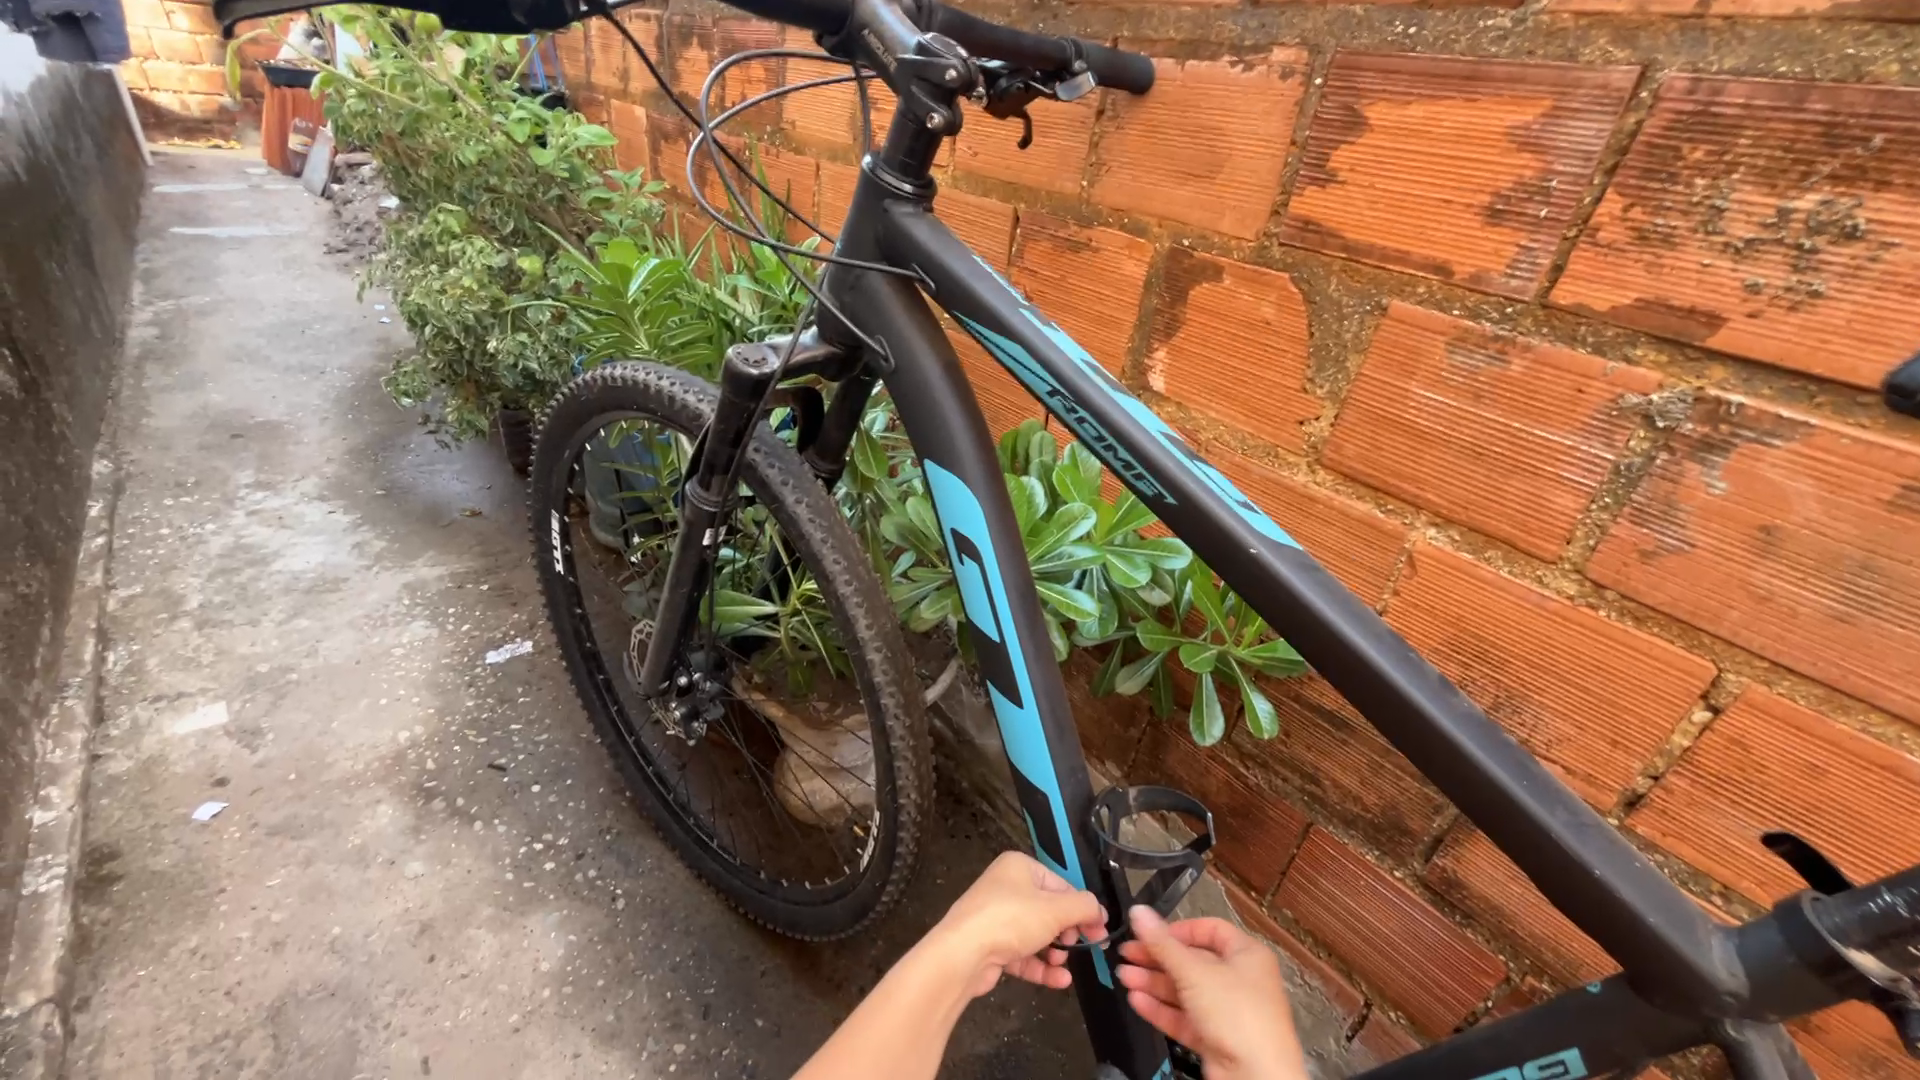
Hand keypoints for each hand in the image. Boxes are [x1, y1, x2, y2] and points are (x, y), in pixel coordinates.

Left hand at [927, 851, 1108, 998]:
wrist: (963, 953)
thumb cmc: (1011, 920)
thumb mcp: (1055, 909)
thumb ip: (1083, 906)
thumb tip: (1099, 910)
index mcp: (1020, 867)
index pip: (1061, 884)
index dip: (1082, 907)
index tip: (1100, 930)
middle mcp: (1006, 887)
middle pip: (1049, 909)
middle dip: (1068, 931)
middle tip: (1085, 946)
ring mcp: (996, 917)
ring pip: (1036, 934)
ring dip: (1055, 952)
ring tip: (1064, 965)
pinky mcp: (991, 945)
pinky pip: (1023, 954)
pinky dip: (1041, 967)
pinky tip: (1060, 981)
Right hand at [1116, 907, 1306, 1079]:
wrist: (1257, 1079)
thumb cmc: (1235, 1012)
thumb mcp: (1194, 971)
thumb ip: (1162, 943)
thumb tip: (1137, 910)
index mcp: (1246, 955)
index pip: (1209, 930)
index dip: (1177, 930)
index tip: (1149, 933)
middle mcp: (1239, 980)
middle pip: (1191, 961)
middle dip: (1157, 958)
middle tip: (1125, 953)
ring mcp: (1227, 1012)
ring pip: (1185, 991)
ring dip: (1153, 983)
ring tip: (1123, 976)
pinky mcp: (1216, 1039)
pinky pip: (1185, 1018)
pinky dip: (1162, 1009)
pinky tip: (1136, 1000)